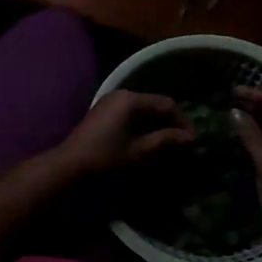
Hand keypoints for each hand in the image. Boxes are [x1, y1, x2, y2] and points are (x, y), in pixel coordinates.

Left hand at [54, 91, 194, 175]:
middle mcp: (121, 95)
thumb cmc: (106, 157)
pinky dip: (143, 126)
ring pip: (143, 110)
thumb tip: (190, 138)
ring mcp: (110, 103)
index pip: (167, 104)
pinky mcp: (104, 113)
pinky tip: (148, 142)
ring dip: (157, 125)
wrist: (70, 165)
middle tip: (182, 143)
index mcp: (131, 100)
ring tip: (168, 144)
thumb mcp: (140, 151)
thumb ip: (166, 141)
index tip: (192, 140)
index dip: (182, 121)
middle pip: (155, 105)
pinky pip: (130, 114)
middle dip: (170, 123)